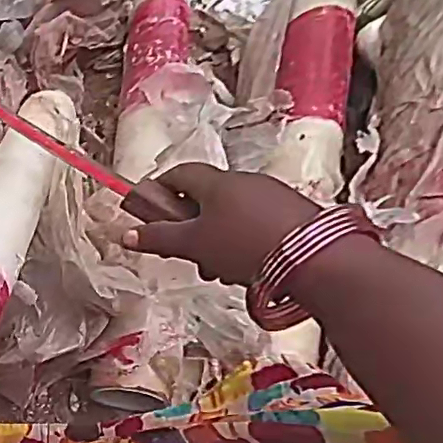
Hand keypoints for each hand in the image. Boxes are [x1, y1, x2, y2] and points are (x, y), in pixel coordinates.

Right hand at [120, 164, 321, 284]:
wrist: (316, 260)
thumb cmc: (244, 245)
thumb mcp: (192, 245)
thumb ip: (158, 238)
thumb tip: (126, 235)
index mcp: (217, 182)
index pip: (179, 174)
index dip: (159, 188)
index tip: (147, 208)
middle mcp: (245, 182)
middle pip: (204, 197)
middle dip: (187, 224)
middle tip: (182, 249)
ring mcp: (272, 197)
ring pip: (228, 214)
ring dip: (213, 238)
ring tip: (214, 268)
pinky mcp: (292, 215)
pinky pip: (253, 224)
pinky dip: (239, 242)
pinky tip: (241, 268)